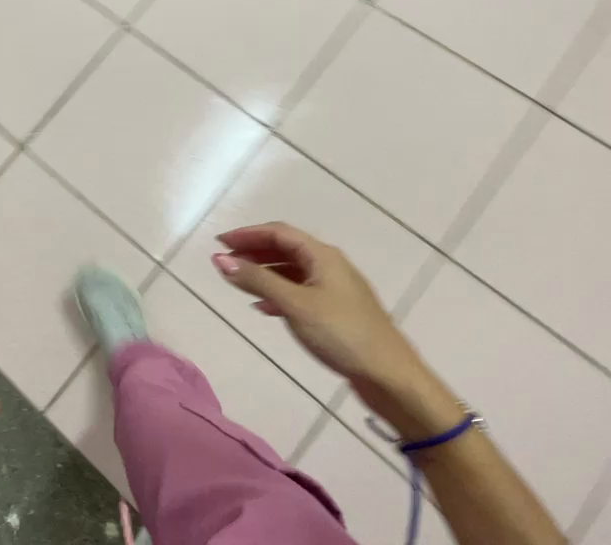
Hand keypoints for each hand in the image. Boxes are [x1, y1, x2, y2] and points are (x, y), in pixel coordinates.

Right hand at [211, 223, 446, 430]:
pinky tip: (264, 308)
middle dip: (253, 252)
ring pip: (292, 271)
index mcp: (323, 256)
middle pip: (285, 248)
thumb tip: (220, 259)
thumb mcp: (295, 305)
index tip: (219, 242)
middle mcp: (330, 265)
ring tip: (239, 283)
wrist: (391, 378)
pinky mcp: (337, 312)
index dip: (247, 234)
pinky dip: (278, 294)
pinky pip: (300, 291)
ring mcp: (335, 289)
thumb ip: (257, 280)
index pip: (278, 232)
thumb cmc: (342, 334)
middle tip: (225, 262)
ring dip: (264, 273)